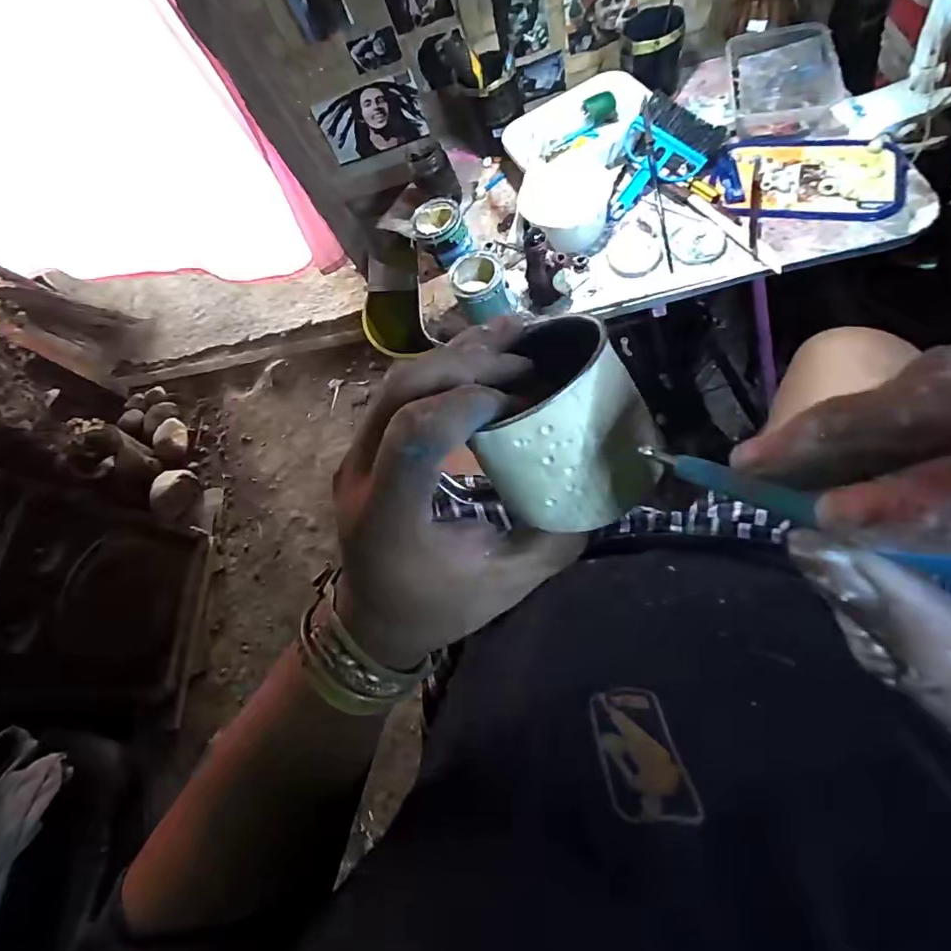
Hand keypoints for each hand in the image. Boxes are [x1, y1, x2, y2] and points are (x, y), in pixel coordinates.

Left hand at [333, 317, 586, 669]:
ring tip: (513, 333)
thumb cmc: (437, 607)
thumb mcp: (505, 583)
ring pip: (394, 384)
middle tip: (528, 363)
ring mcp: (353, 457)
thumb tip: (597, 473)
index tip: (522, 402)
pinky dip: (441, 369)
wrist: (374, 617)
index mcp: (389, 517)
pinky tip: (481, 352)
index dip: (467, 403)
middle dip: (466, 365)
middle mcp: (360, 476)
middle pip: (400, 393)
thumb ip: (553, 531)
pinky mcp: (362, 447)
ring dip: (454, 355)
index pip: (415, 435)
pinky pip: (395, 394)